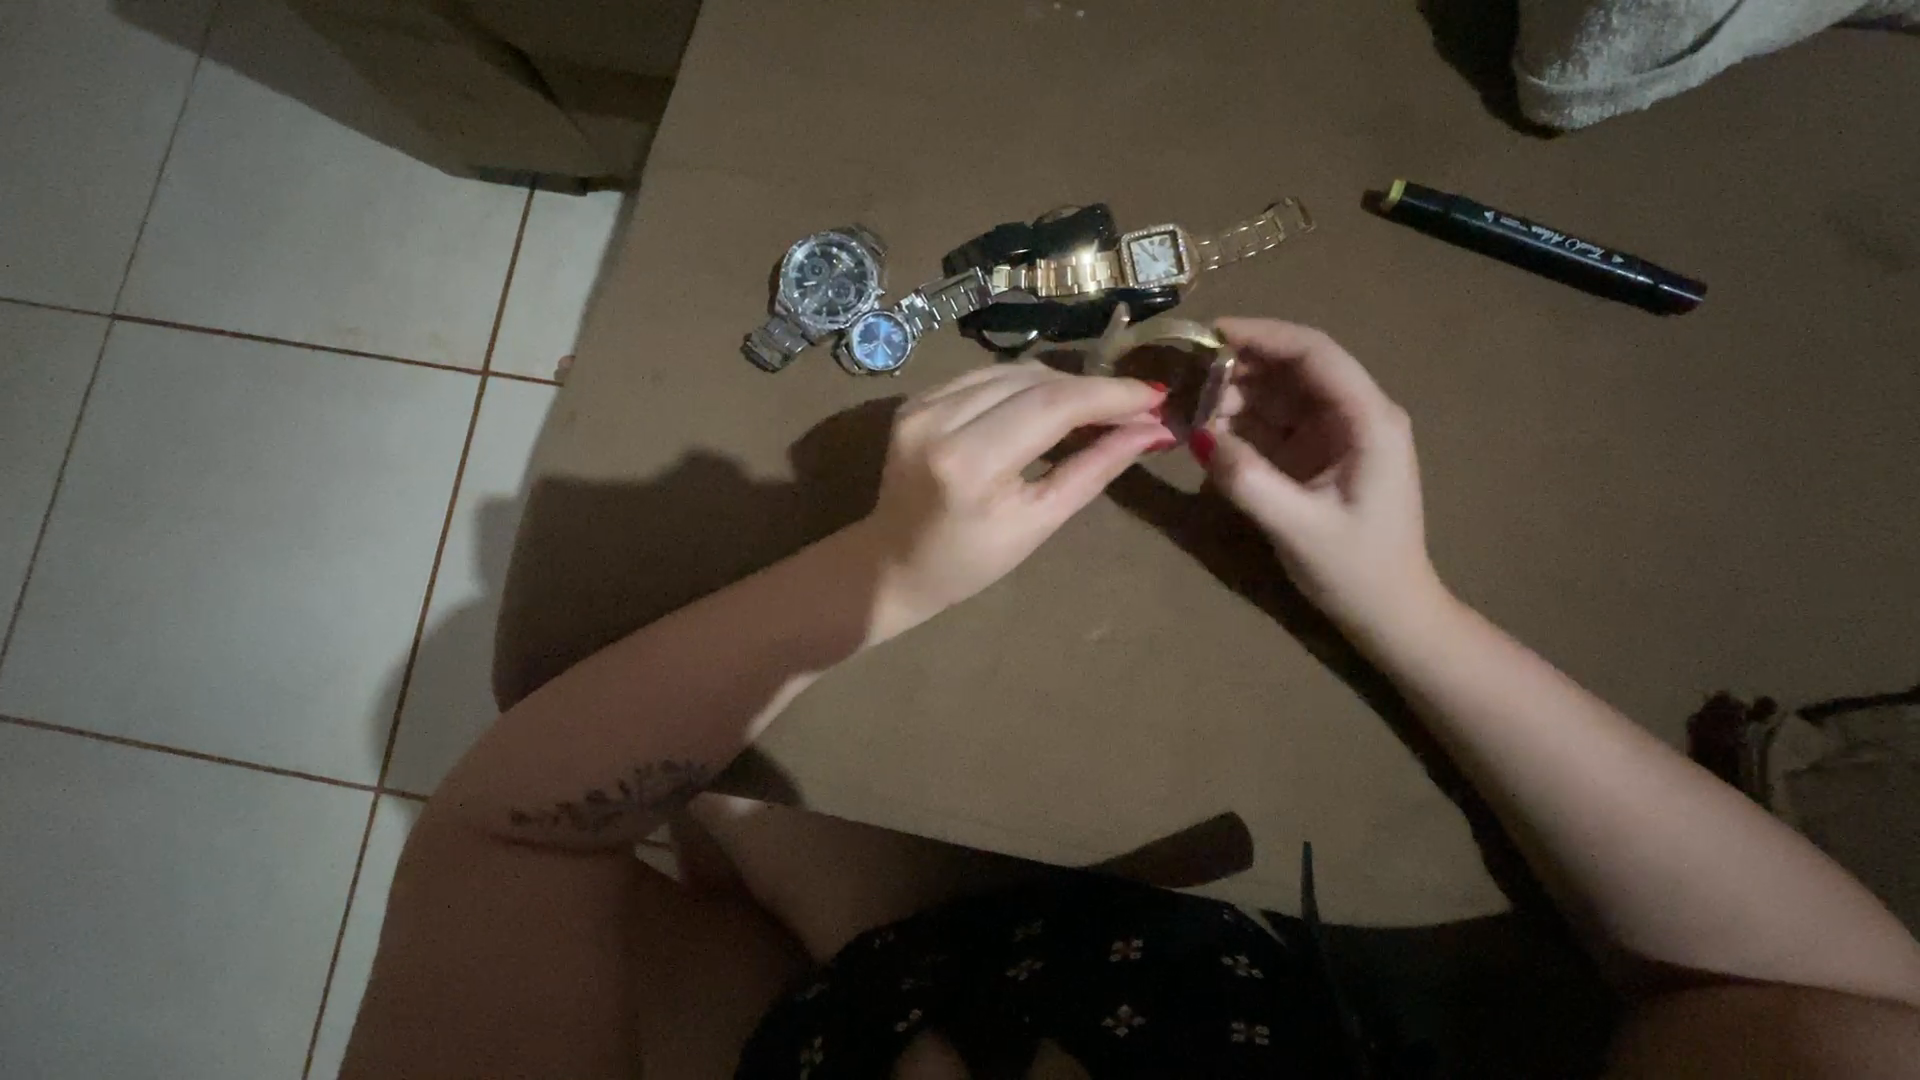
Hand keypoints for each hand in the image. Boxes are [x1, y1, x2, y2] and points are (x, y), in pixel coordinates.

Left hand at [855, 361, 1172, 633]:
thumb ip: (1094, 469)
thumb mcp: (1038, 522)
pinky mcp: (915, 399)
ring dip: (1060, 383)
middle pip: (1034, 380)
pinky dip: (1024, 385)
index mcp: (969, 464)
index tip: (1155, 396)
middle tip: (1135, 405)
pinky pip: (984, 376)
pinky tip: (1048, 403)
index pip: (1052, 406)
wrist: (892, 563)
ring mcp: (920, 405)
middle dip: (1092, 388)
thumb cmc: (970, 561)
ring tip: (1097, 407)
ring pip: (1011, 371)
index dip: (1110, 395)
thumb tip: (1153, 430)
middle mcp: (940, 421)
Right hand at [1194, 318, 1443, 637]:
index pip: (1315, 354)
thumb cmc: (1356, 569)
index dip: (1263, 335)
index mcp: (1367, 420)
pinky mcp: (1311, 457)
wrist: (1387, 612)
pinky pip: (1268, 426)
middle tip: (1184, 380)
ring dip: (1231, 397)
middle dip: (1238, 368)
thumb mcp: (1297, 527)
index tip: (1210, 333)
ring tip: (1186, 410)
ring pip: (1275, 395)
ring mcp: (1330, 436)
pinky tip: (1203, 433)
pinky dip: (1235, 425)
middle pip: (1291, 369)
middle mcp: (1352, 415)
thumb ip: (1246, 480)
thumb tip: (1197, 435)